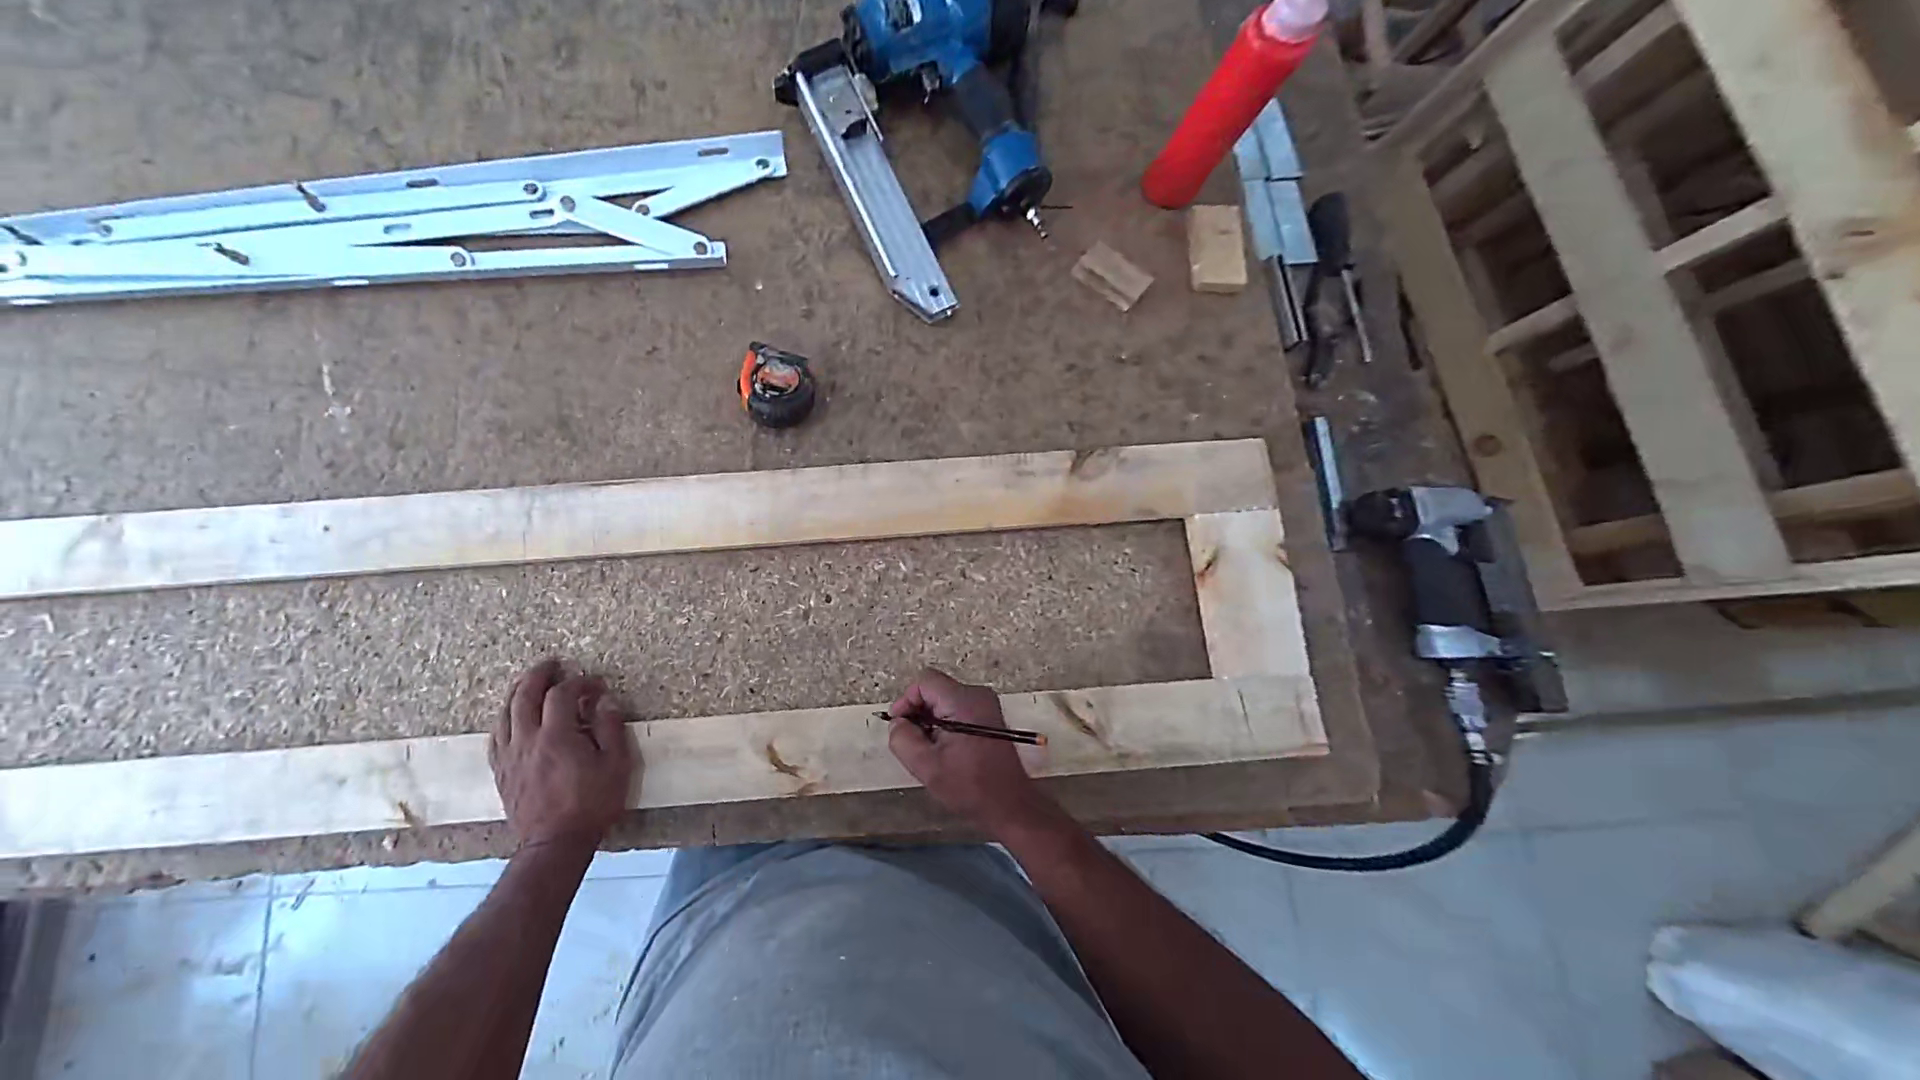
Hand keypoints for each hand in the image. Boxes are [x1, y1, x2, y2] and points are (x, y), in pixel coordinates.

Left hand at [489, 659, 637, 850]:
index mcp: (557, 736)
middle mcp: (527, 740)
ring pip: (505, 714)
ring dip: (517, 693)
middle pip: (524, 696)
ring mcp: (509, 757)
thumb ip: (610, 728)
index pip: (562, 695)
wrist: (556, 843)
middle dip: (538, 675)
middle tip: (552, 664)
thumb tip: (605, 701)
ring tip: (529, 682)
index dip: (580, 682)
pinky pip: (496, 736)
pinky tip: (512, 718)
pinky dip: (505, 719)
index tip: (596, 684)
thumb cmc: (592, 803)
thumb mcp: (616, 764)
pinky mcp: (502, 772)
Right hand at [887, 668, 1057, 834]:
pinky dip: (945, 725)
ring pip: (944, 700)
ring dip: (931, 721)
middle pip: (935, 689)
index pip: (925, 681)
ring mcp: (986, 704)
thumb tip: (897, 723)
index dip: (906, 701)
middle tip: (914, 742)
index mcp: (964, 702)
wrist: (1010, 804)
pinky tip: (945, 751)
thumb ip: (903, 739)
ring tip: (931, 750)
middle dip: (919, 713)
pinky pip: (957, 709)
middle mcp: (978, 696)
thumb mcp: (926, 766)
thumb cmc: (972, 787)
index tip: (900, 725)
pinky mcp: (989, 716)